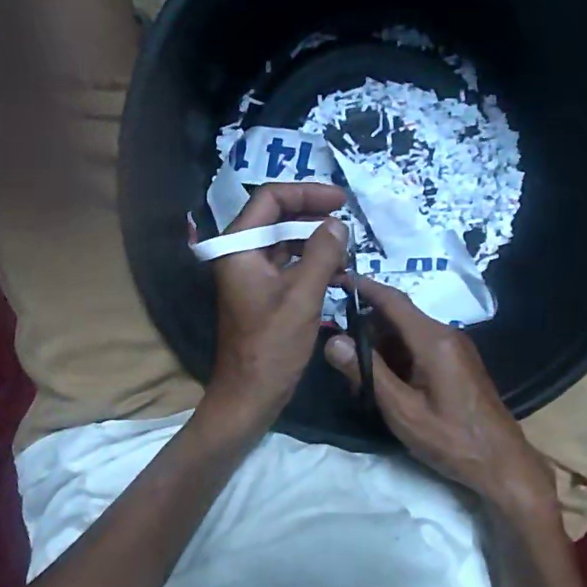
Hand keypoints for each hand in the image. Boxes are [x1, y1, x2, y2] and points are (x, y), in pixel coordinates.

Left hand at [207, 183, 349, 424]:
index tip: (341, 200)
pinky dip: (310, 262)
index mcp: (238, 247)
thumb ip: (322, 254)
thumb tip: (338, 224)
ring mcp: (248, 273)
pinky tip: (337, 271)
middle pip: (276, 217)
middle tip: (348, 223)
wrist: (249, 394)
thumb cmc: (272, 346)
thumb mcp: (303, 296)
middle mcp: (238, 254)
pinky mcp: (259, 291)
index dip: (307, 192)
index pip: (270, 199)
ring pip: (284, 241)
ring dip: (315, 241)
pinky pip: (286, 264)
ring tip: (347, 251)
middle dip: (313, 216)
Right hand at [325, 278, 544, 505]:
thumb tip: (333, 341)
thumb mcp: (402, 410)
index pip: (393, 300)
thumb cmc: (452, 440)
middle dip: (365, 328)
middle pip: (397, 317)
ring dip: (379, 348)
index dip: (363, 286)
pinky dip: (396, 359)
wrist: (503, 465)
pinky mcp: (456, 364)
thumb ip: (367, 372)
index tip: (335, 278)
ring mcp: (454, 349)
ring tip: (356, 377)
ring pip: (406, 334)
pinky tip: (382, 385)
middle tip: (337, 350)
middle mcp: (446, 335)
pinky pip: (418, 348)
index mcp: (434, 340)